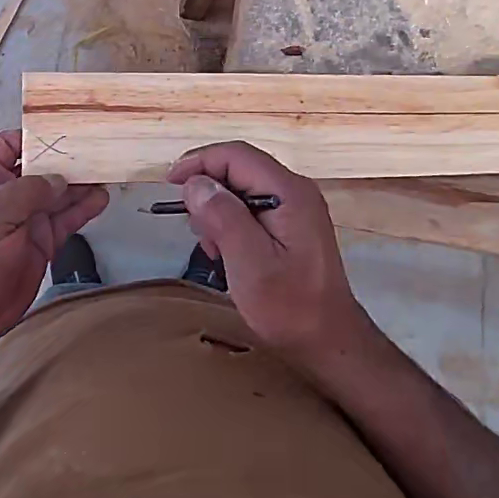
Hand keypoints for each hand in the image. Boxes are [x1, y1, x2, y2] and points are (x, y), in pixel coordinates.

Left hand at [0, 130, 109, 343]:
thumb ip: (29, 190)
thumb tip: (58, 179)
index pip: (6, 145)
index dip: (30, 136)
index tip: (61, 131)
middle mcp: (6, 194)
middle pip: (38, 166)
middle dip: (63, 157)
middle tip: (95, 147)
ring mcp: (25, 217)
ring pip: (56, 192)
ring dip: (79, 181)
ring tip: (106, 168)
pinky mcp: (42, 240)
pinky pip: (65, 218)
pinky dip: (83, 207)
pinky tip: (101, 197)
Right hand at [166, 142, 376, 364]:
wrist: (328, 342)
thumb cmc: (289, 306)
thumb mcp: (250, 263)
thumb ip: (223, 217)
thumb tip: (195, 183)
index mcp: (288, 193)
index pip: (235, 155)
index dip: (198, 162)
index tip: (170, 185)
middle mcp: (293, 191)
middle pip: (236, 168)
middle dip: (206, 190)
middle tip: (194, 227)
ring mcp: (293, 208)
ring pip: (238, 188)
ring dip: (215, 210)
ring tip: (211, 246)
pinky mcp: (287, 226)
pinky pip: (246, 207)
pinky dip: (227, 223)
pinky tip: (224, 252)